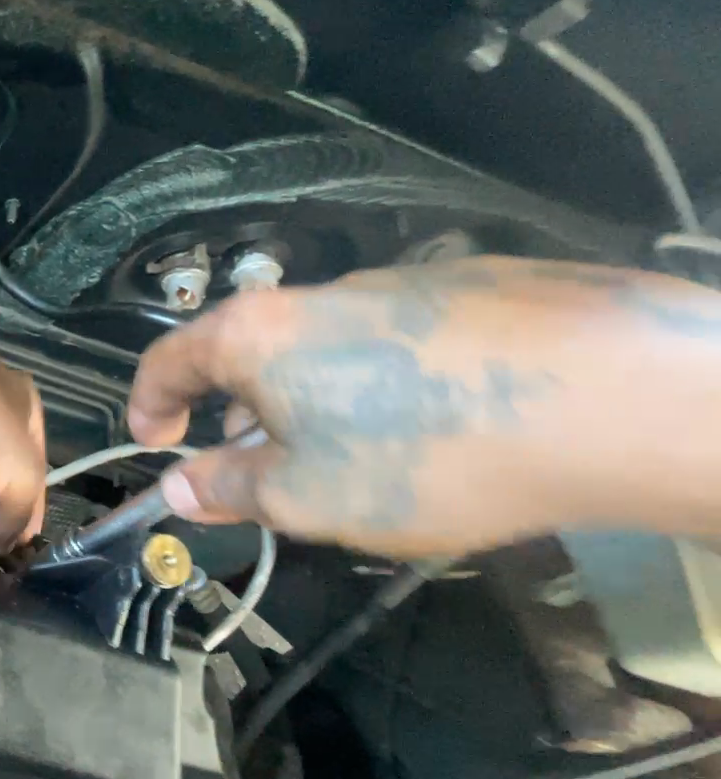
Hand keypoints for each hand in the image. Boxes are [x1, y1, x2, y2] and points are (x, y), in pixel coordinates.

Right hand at [125, 257, 720, 557]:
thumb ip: (224, 490)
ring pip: (321, 346)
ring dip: (308, 398)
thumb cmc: (427, 456)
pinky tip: (434, 424)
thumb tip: (177, 490)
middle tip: (261, 470)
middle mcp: (317, 294)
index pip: (166, 361)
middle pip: (246, 354)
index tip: (155, 444)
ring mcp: (400, 282)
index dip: (147, 406)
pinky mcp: (476, 286)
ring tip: (356, 455)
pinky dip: (379, 380)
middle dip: (236, 414)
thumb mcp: (303, 497)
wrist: (631, 402)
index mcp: (257, 336)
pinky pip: (392, 338)